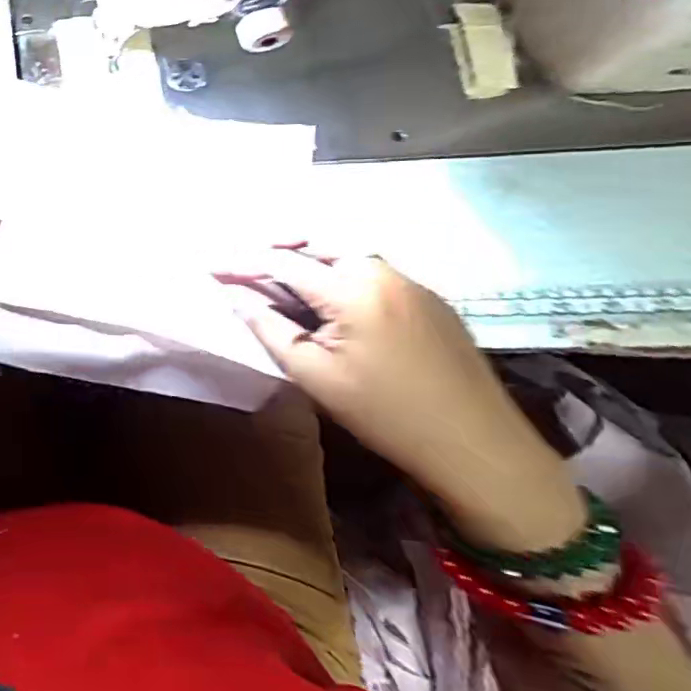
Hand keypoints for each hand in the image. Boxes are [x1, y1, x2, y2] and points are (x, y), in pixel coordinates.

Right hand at [218, 246, 584, 552]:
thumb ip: (271, 329)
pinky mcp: (430, 299)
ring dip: (312, 262)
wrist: (477, 444)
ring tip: (284, 281)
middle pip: (318, 246)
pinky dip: (344, 276)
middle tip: (246, 266)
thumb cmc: (385, 414)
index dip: (244, 263)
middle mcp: (382, 271)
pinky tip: (335, 302)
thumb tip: (237, 297)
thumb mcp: (316, 376)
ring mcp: (412, 282)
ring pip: (349, 257)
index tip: (213, 267)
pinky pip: (375, 273)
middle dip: (278, 251)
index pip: (284, 262)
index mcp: (352, 287)